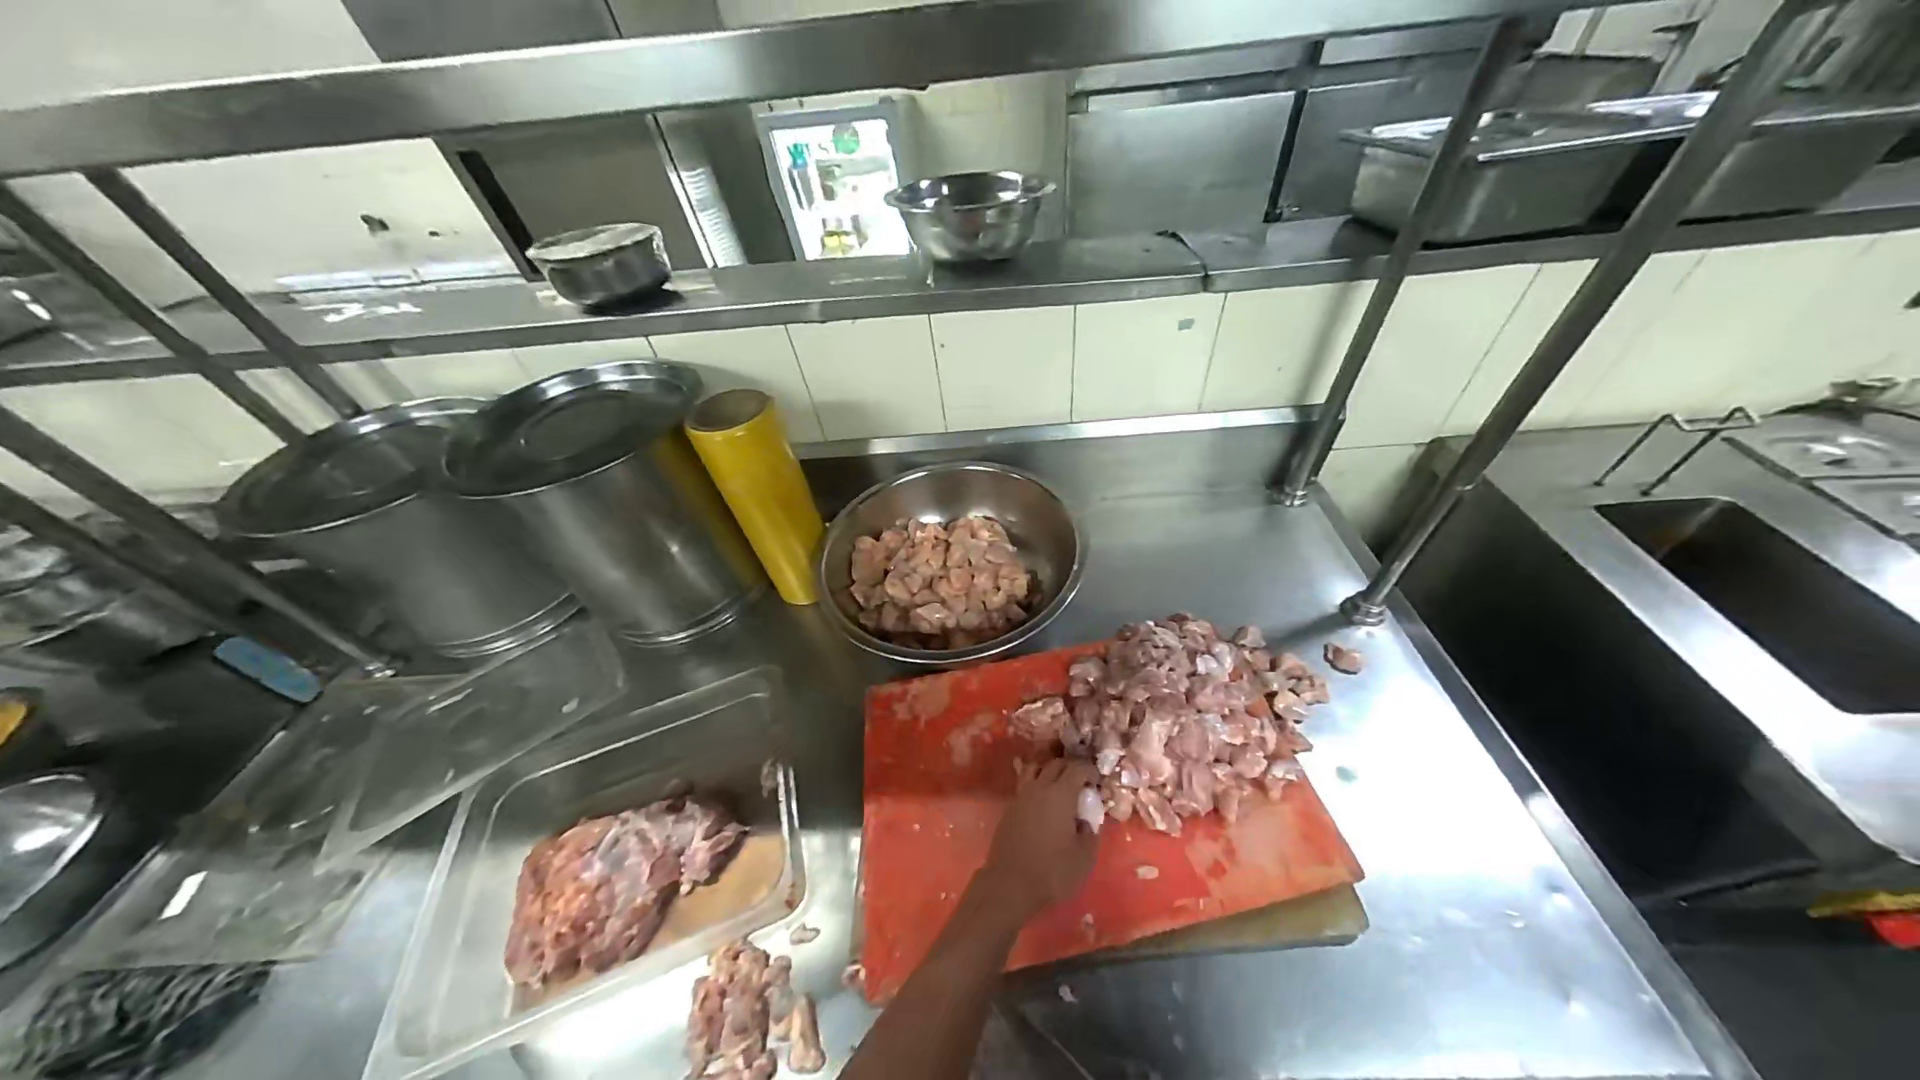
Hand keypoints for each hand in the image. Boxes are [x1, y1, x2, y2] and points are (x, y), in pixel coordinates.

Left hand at [979, 758, 1099, 919]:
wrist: (1010, 884)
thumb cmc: (1052, 871)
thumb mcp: (1084, 857)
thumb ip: (1090, 832)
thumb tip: (1087, 820)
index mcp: (1060, 794)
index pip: (1077, 768)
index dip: (1090, 770)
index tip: (1098, 781)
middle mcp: (1039, 787)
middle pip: (1055, 764)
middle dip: (1071, 767)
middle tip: (1083, 782)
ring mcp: (1021, 796)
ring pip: (1035, 769)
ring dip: (1049, 770)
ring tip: (1060, 785)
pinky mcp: (1010, 808)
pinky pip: (1025, 785)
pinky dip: (1036, 784)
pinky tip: (1043, 802)